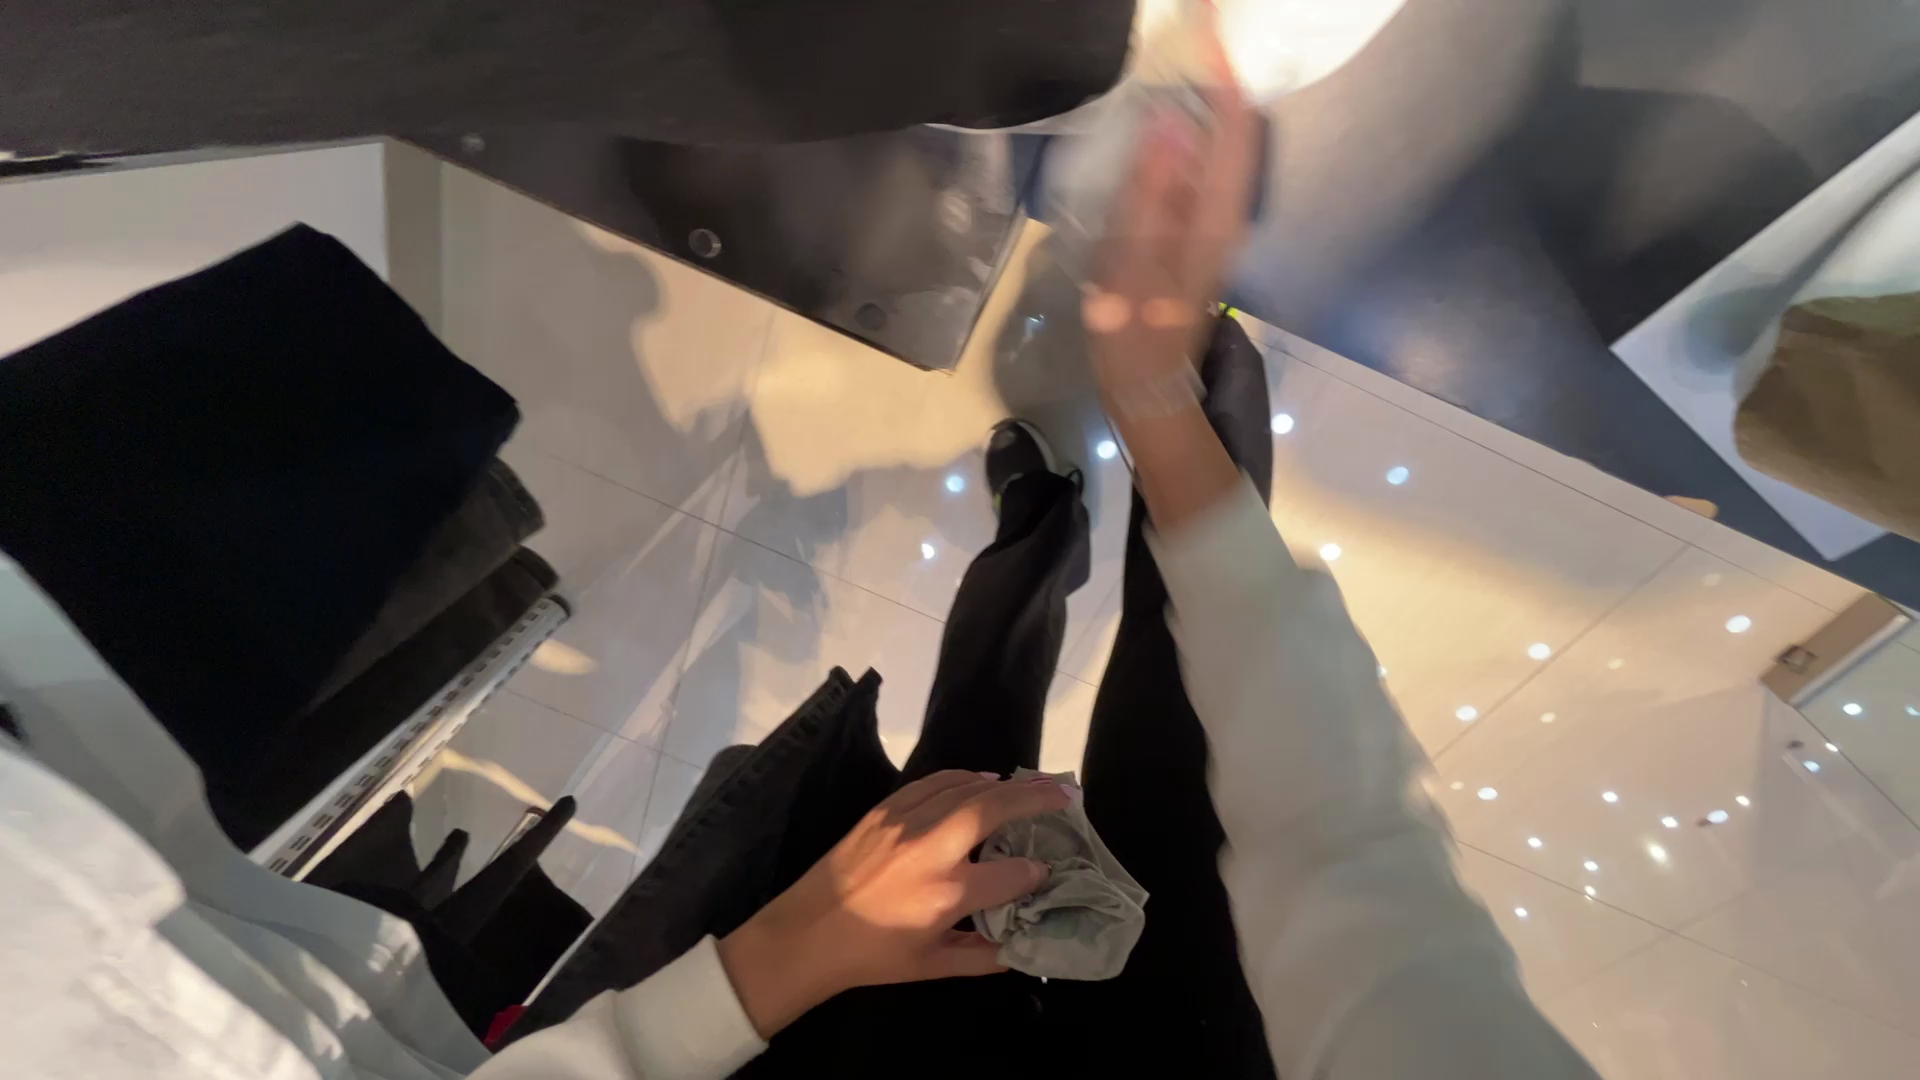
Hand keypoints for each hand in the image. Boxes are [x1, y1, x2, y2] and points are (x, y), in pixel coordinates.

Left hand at [715, 770, 1069, 1037]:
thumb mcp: (932, 968)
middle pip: (993, 808)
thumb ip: (984, 956)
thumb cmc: (873, 956)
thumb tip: (1023, 944)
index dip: (1034, 872)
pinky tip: (981, 779)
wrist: (807, 931)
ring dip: (1003, 783)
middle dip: (1034, 797)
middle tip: (1064, 792)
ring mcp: (906, 821)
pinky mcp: (886, 808)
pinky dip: (963, 776)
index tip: (1045, 870)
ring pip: (965, 787)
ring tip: (1031, 783)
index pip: (1009, 874)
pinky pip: (934, 781)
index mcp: (945, 894)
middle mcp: (930, 849)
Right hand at [1085, 7, 1257, 386]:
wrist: (1146, 388)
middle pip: (1230, 132)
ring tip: (1162, 80)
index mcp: (1216, 217)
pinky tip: (1150, 144)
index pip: (1233, 125)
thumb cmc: (1133, 333)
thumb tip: (1169, 123)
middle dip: (1210, 82)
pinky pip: (1194, 179)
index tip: (1202, 25)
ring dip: (1193, 113)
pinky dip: (1178, 151)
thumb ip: (1149, 192)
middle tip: (1179, 45)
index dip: (1221, 70)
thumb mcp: (1131, 263)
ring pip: (1213, 154)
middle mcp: (1226, 216)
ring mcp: (1212, 230)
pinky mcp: (1194, 242)